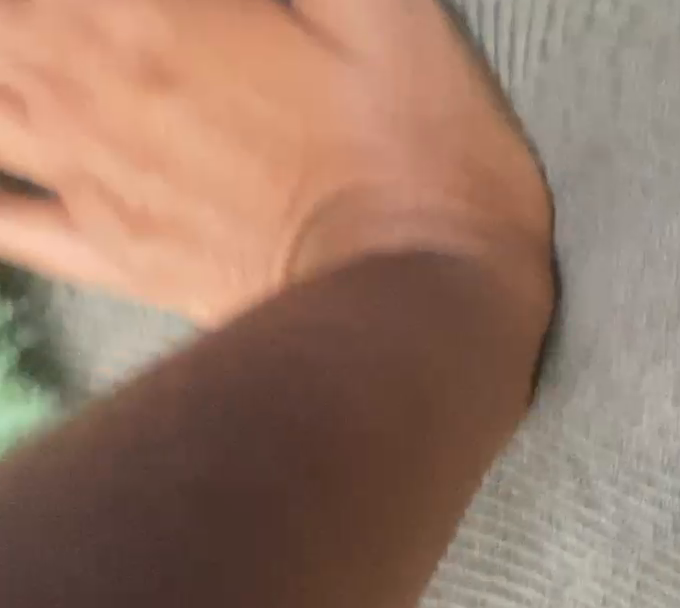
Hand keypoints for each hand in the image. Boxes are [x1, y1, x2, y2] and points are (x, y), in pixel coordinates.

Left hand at [0, 0, 551, 326]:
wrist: (435, 304)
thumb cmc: (433, 161)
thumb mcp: (397, 22)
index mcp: (137, 9)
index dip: (118, 10)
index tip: (202, 27)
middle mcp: (69, 72)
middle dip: (29, 22)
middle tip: (97, 37)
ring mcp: (83, 171)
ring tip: (33, 67)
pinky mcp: (118, 253)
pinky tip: (6, 166)